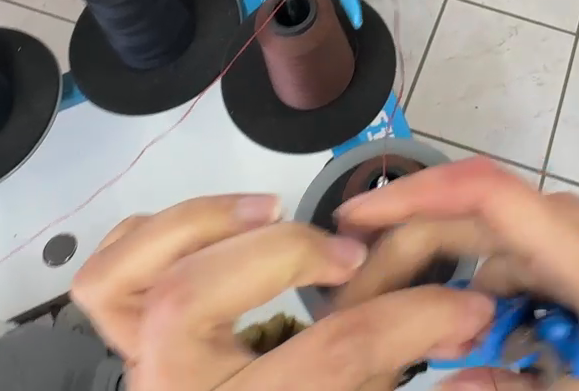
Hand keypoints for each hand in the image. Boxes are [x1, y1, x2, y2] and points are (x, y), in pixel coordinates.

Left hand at [70, 195, 498, 390]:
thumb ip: (397, 365)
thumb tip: (469, 311)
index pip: (334, 355)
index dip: (416, 318)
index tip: (465, 301)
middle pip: (193, 299)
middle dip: (288, 251)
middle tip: (349, 254)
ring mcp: (143, 370)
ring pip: (128, 280)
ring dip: (205, 221)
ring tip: (272, 208)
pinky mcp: (130, 348)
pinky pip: (109, 279)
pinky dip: (159, 234)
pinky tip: (220, 230)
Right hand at [333, 159, 578, 390]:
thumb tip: (440, 385)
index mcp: (572, 245)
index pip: (484, 194)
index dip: (416, 195)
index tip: (352, 218)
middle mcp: (558, 230)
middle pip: (463, 217)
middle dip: (400, 247)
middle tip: (347, 301)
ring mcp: (561, 245)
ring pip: (474, 245)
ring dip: (425, 274)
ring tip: (382, 324)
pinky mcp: (562, 265)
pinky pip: (497, 272)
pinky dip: (460, 295)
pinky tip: (443, 338)